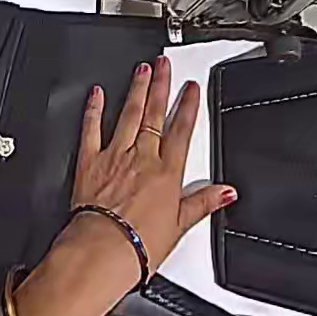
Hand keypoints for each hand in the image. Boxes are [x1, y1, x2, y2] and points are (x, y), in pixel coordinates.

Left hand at [14, 57, 237, 315]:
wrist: (103, 251)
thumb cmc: (139, 245)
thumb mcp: (180, 226)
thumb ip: (203, 203)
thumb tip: (226, 192)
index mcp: (166, 172)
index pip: (181, 130)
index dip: (188, 105)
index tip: (191, 88)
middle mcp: (141, 158)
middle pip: (154, 113)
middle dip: (161, 86)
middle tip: (164, 64)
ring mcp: (115, 156)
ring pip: (128, 114)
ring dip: (136, 89)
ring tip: (141, 69)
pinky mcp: (90, 162)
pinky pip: (92, 129)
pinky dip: (94, 110)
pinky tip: (96, 94)